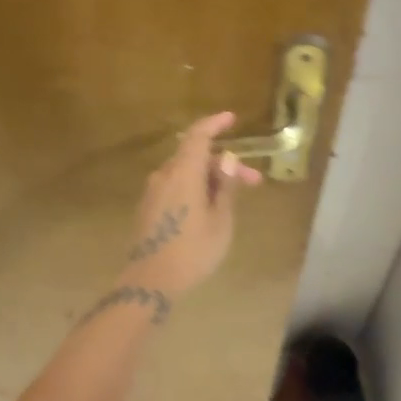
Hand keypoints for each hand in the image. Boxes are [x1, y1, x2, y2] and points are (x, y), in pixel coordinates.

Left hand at [120, 111, 262, 296]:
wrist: (150, 282)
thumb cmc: (193, 251)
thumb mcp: (220, 220)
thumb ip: (224, 187)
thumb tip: (226, 160)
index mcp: (183, 173)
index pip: (198, 136)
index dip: (214, 124)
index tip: (232, 119)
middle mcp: (164, 176)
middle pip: (194, 157)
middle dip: (224, 164)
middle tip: (252, 182)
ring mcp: (152, 192)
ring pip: (185, 173)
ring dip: (209, 179)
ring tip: (232, 199)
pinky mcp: (148, 207)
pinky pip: (175, 186)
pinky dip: (194, 188)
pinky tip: (208, 207)